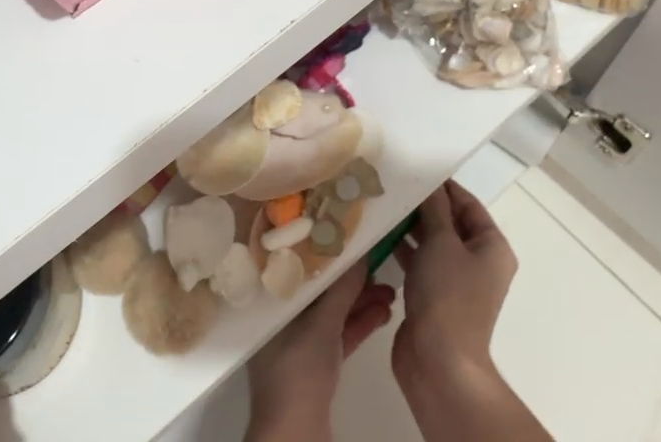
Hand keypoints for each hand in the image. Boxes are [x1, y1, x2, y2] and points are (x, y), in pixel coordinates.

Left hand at [246, 264, 395, 438]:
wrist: (296, 431)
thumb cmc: (300, 368)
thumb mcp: (322, 323)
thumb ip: (341, 289)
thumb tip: (360, 253)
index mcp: (270, 300)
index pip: (297, 265)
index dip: (325, 251)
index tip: (351, 238)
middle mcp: (280, 316)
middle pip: (319, 289)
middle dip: (351, 279)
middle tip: (379, 265)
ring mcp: (297, 341)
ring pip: (331, 312)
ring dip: (360, 301)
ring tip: (391, 290)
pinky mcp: (314, 363)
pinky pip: (337, 334)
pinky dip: (358, 324)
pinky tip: (384, 313)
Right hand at [391, 181, 517, 390]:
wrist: (439, 360)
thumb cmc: (447, 295)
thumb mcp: (440, 242)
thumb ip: (433, 209)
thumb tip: (428, 183)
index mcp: (492, 247)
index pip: (467, 203)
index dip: (442, 185)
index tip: (411, 169)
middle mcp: (478, 262)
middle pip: (449, 222)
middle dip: (421, 205)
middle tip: (388, 185)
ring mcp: (455, 281)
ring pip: (431, 243)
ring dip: (408, 227)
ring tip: (378, 205)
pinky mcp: (433, 296)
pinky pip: (419, 263)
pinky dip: (402, 250)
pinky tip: (376, 236)